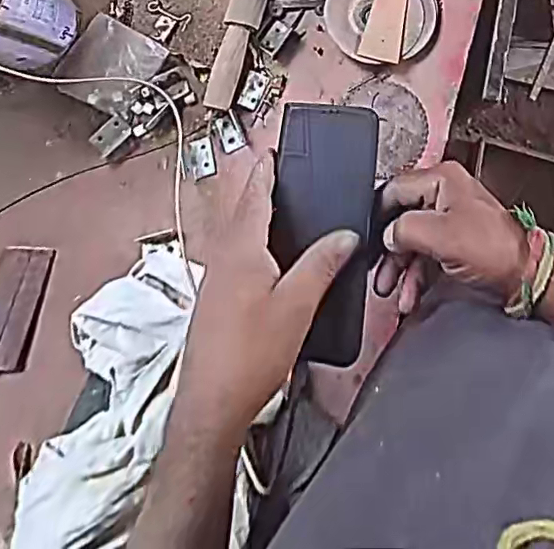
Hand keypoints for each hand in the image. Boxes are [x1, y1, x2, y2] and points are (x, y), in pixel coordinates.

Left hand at [178, 150, 358, 434]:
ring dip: (254, 212)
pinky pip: (234, 252)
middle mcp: (223, 256)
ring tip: (273, 206)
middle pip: (243, 208)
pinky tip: (264, 257)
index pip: (255, 195)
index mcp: (241, 248)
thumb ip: (321, 264)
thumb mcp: (297, 305)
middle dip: (259, 186)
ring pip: (237, 231)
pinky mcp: (215, 296)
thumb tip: (343, 236)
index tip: (272, 152)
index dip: (266, 171)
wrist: (210, 402)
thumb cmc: (246, 358)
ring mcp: (215, 276)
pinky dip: (250, 239)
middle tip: (275, 171)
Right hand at [372, 160, 528, 313]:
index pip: (394, 190)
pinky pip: (426, 253)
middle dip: (390, 251)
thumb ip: (403, 229)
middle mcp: (444, 192)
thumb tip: (387, 234)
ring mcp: (451, 216)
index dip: (379, 216)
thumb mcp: (440, 235)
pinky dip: (416, 274)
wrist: (527, 279)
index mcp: (441, 178)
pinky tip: (410, 294)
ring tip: (392, 289)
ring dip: (400, 268)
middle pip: (401, 218)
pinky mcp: (455, 239)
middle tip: (380, 273)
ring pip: (412, 240)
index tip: (369, 240)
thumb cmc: (496, 251)